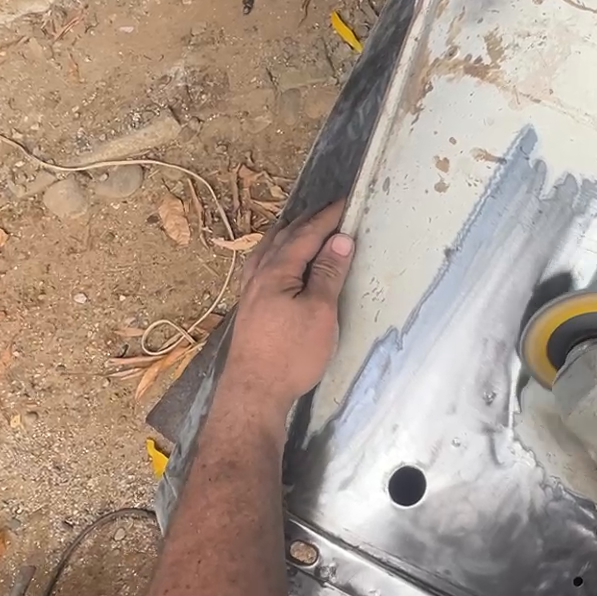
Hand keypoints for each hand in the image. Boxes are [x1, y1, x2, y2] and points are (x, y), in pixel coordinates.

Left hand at [216, 201, 355, 418]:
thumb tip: (340, 240)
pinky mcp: (249, 309)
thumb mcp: (320, 312)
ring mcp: (250, 292)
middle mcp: (259, 275)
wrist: (254, 393)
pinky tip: (277, 263)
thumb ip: (329, 273)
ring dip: (288, 235)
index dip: (327, 218)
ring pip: (268, 250)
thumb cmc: (291, 354)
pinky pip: (262, 266)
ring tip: (303, 228)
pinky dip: (276, 253)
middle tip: (330, 212)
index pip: (306, 234)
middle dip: (308, 222)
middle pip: (284, 237)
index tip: (346, 202)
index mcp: (277, 270)